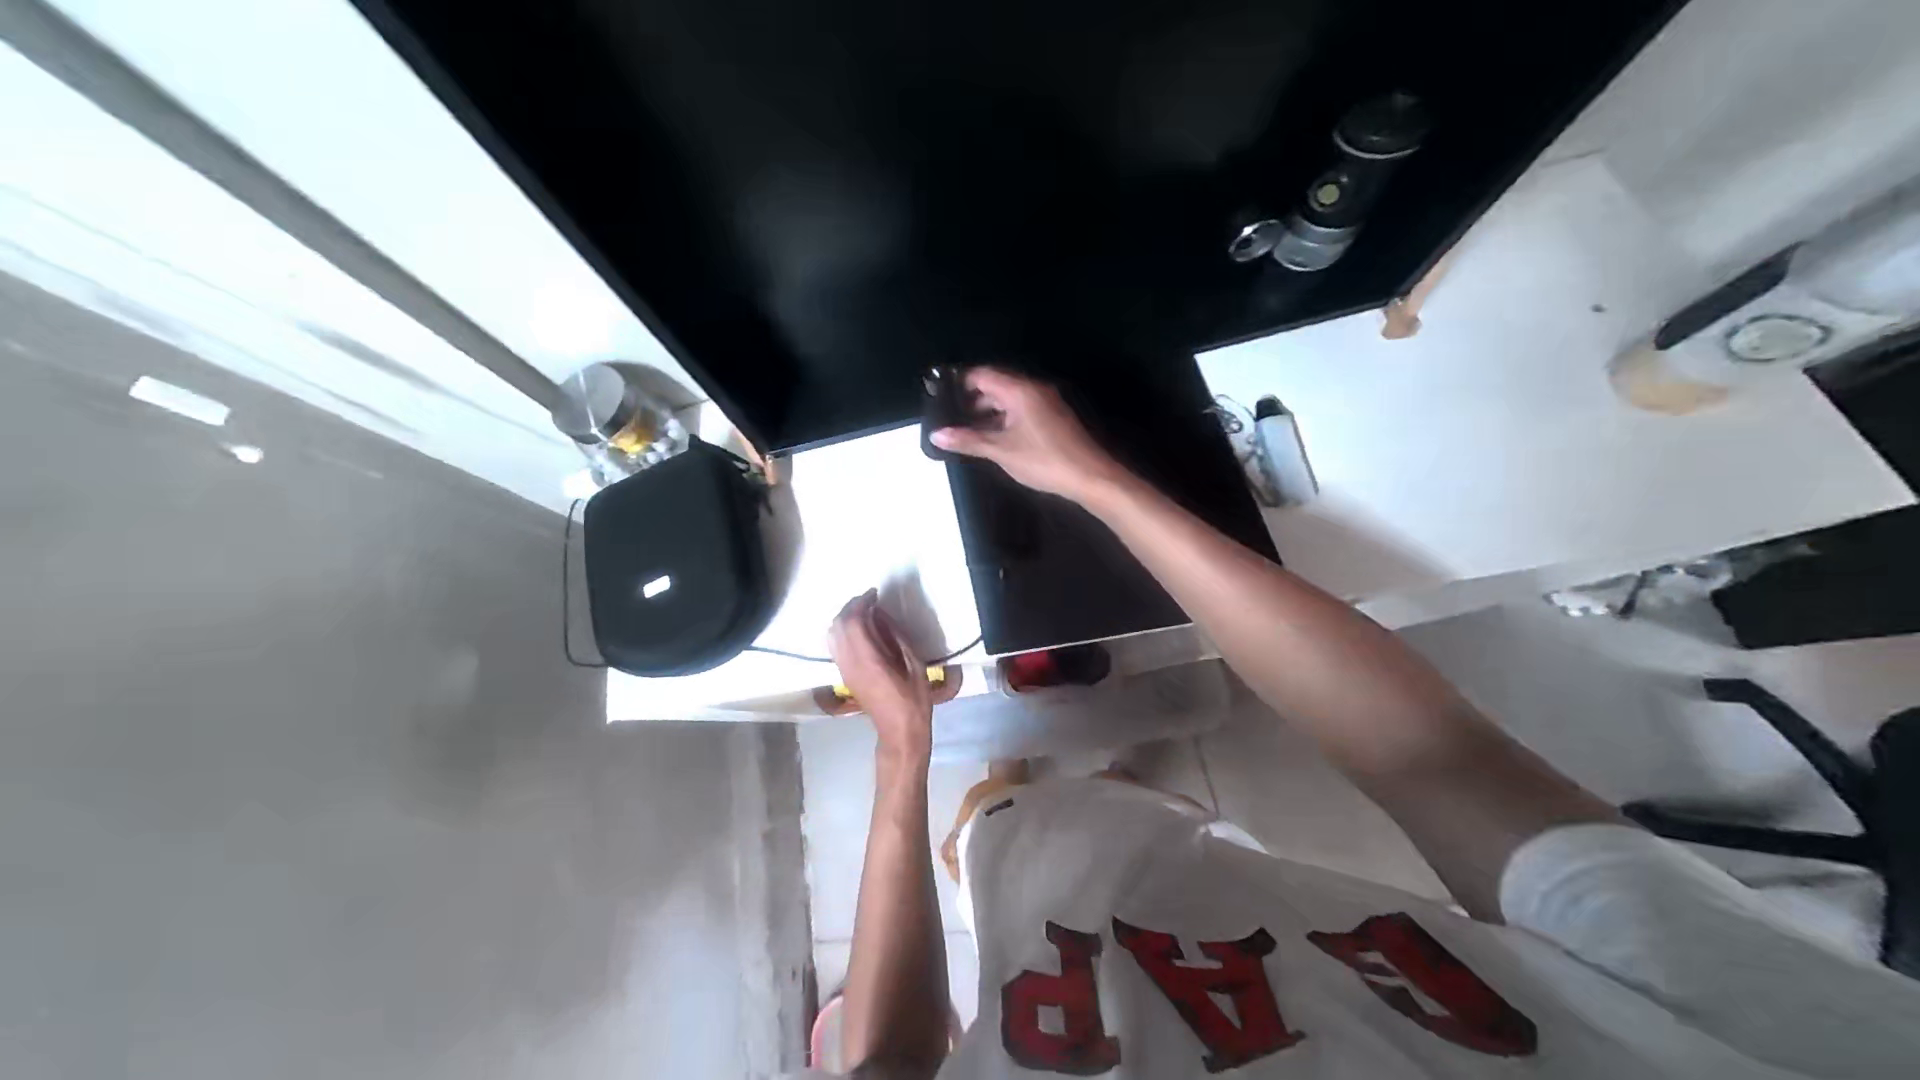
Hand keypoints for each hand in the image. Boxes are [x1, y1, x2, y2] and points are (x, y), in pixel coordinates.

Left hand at [829, 590, 933, 759]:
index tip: (875, 594)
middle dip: (851, 606)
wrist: (899, 731)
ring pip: (832, 634)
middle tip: (870, 600)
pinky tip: (860, 630)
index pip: (853, 621)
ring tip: (864, 612)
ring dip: (845, 617)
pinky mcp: (844, 674)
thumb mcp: (915, 665)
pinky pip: (835, 645)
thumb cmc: (913, 700)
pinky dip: (843, 630)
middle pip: (838, 624)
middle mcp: (850, 662)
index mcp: (868, 659)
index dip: (861, 602)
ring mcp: (844, 669)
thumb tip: (881, 615)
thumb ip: (896, 637)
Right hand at [928, 367, 1125, 501]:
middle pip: (995, 384)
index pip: (982, 374)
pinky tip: (992, 437)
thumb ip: (968, 440)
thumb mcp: (1001, 451)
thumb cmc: (1045, 461)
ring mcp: (1045, 403)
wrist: (1090, 477)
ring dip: (987, 411)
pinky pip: (1021, 409)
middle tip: (950, 418)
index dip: (959, 383)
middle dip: (971, 399)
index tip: (940, 397)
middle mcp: (1034, 389)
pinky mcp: (1051, 417)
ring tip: (967, 431)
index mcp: (1020, 390)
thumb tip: (937, 435)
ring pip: (1008, 398)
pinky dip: (1004, 418)